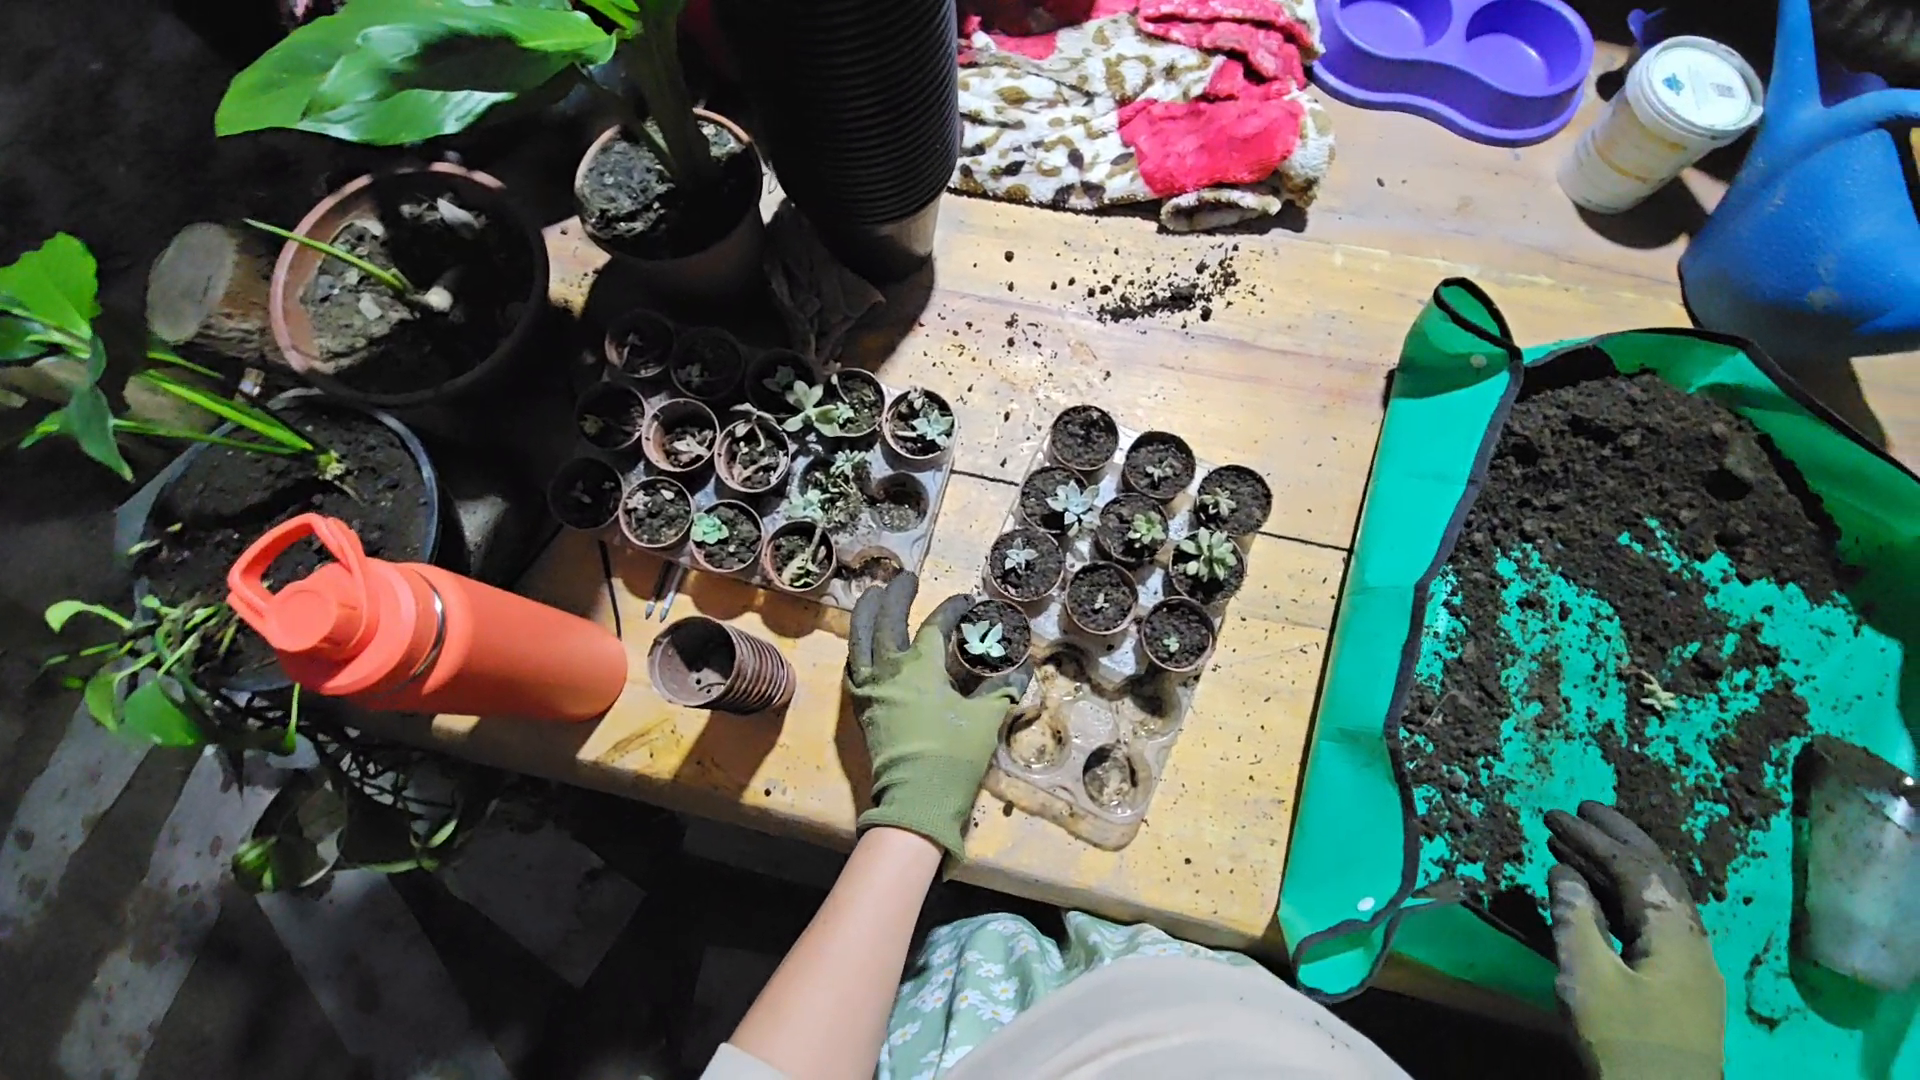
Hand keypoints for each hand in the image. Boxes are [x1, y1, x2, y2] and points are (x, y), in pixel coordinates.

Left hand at [847, 573, 1025, 857]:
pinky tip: (862, 645)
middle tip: (905, 578)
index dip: (951, 609)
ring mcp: (870, 689)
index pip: (935, 626)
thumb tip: (1022, 672)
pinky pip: (853, 669)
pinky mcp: (861, 709)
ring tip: (871, 595)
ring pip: (860, 640)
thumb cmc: (953, 756)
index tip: (964, 600)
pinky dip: (858, 650)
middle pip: (887, 620)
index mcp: (921, 667)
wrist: (914, 799)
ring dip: (866, 614)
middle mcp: (889, 670)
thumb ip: (1002, 692)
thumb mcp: (986, 721)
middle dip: (896, 595)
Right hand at [1545, 801, 1724, 1079]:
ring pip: (1652, 896)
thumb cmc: (1623, 1037)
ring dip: (1611, 865)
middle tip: (1579, 809)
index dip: (1595, 838)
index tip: (1557, 814)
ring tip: (1570, 843)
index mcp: (1675, 935)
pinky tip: (1590, 890)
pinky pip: (1646, 917)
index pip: (1636, 869)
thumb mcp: (1587, 977)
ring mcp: (1687, 962)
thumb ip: (1575, 918)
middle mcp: (1690, 941)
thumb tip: (1565, 871)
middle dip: (1616, 839)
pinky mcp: (1674, 980)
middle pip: (1657, 875)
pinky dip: (1616, 893)